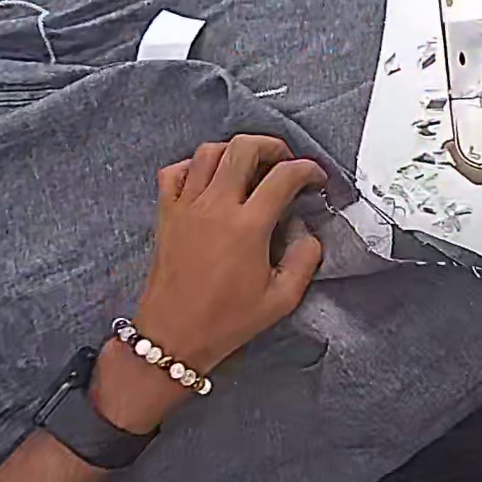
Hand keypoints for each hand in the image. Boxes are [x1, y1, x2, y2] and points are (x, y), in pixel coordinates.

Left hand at [92, 136, 326, 431]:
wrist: (174, 336)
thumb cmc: (227, 320)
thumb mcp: (282, 299)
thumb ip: (305, 258)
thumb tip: (305, 228)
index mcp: (247, 226)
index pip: (284, 176)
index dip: (308, 170)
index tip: (315, 178)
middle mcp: (215, 207)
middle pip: (243, 148)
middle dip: (272, 146)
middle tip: (284, 161)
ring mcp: (186, 206)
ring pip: (208, 152)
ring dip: (235, 150)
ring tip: (250, 166)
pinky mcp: (166, 213)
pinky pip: (174, 171)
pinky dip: (193, 165)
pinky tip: (208, 179)